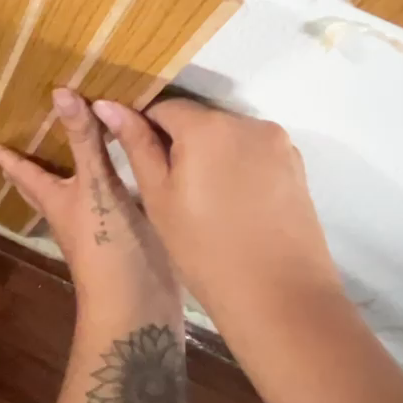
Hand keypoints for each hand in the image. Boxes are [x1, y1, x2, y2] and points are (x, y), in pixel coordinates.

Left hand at [0, 89, 181, 323]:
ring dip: (75, 177)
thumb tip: (60, 92)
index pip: (26, 173)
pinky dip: (116, 186)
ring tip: (78, 153)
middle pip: (44, 188)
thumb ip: (84, 140)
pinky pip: (115, 203)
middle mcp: (72, 214)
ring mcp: (99, 228)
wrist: (139, 307)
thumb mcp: (96, 186)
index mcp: (57, 201)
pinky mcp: (128, 237)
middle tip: (25, 147)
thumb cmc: (107, 246)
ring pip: (79, 196)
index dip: (10, 159)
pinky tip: (131, 179)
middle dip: (34, 170)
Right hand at [92, 97, 343, 319]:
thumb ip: (136, 145)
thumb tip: (107, 105)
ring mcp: (277, 142)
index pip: (163, 106)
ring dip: (210, 153)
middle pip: (198, 119)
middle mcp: (246, 122)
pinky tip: (233, 203)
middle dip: (180, 141)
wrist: (279, 298)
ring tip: (204, 199)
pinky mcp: (296, 164)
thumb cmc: (205, 250)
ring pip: (226, 135)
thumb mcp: (159, 197)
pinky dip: (237, 165)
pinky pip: (253, 151)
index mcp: (206, 126)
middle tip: (170, 186)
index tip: (139, 159)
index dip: (145, 128)